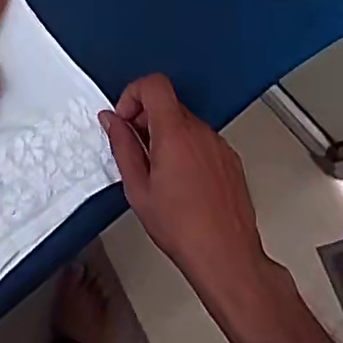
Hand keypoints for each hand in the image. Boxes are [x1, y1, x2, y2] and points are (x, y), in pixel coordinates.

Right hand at [99, 74, 267, 289]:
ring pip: (184, 122)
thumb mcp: (137, 187)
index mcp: (175, 133)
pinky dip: (187, 149)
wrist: (227, 258)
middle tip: (136, 148)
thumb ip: (122, 145)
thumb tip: (112, 122)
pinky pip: (202, 140)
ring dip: (166, 135)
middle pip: (167, 104)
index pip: (154, 84)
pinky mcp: (230, 159)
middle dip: (145, 119)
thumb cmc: (184, 229)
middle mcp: (200, 132)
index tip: (125, 117)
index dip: (133, 94)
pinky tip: (181, 181)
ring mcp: (218, 145)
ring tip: (159, 172)